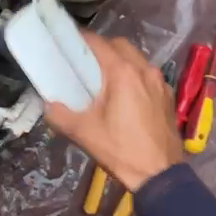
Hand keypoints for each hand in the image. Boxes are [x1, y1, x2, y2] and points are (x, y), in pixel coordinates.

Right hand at [44, 32, 185, 191]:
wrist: (159, 175)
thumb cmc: (120, 150)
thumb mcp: (83, 133)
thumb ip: (59, 115)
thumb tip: (48, 105)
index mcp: (123, 73)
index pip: (99, 43)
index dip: (81, 39)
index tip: (67, 43)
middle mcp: (144, 70)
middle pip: (120, 46)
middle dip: (102, 48)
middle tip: (84, 62)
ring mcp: (160, 82)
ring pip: (137, 59)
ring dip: (120, 61)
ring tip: (103, 78)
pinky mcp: (168, 96)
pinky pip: (147, 76)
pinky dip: (134, 76)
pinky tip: (125, 95)